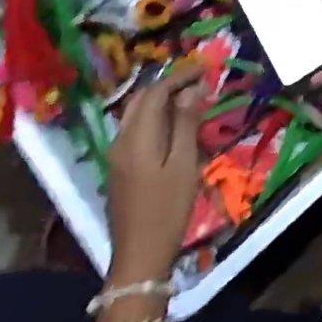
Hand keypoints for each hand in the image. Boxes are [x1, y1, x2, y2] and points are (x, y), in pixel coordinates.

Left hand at [106, 63, 204, 280]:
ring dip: (160, 98)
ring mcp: (117, 155)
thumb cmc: (168, 209)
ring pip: (136, 113)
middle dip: (168, 83)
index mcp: (137, 137)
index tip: (204, 68)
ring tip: (189, 95)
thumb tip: (192, 89)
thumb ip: (186, 124)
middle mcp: (121, 140)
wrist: (140, 254)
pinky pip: (136, 129)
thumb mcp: (185, 164)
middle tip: (198, 78)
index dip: (179, 76)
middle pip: (141, 99)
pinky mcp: (120, 167)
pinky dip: (155, 116)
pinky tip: (174, 122)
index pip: (155, 93)